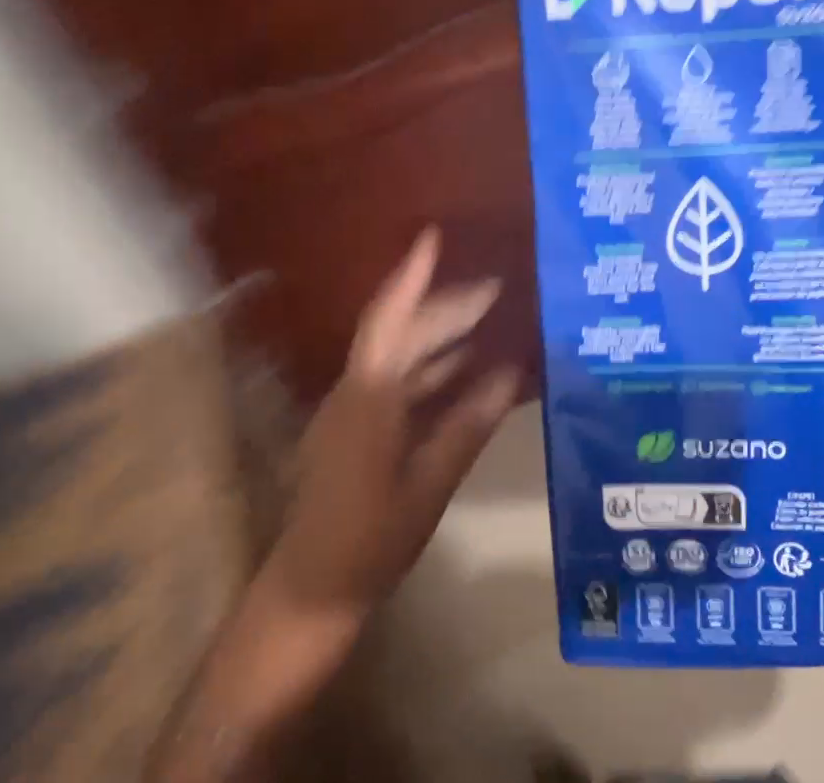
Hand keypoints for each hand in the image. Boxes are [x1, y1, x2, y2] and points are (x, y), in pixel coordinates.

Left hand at [261, 227, 519, 620]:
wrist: (314, 587)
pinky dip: (438, 376)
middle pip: (403, 335)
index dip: (410, 277)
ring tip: (494, 321)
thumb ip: (468, 427)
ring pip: (405, 361)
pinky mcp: (363, 435)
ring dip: (445, 340)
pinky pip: (404, 389)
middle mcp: (358, 394)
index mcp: (368, 398)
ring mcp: (357, 415)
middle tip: (498, 286)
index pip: (389, 321)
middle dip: (447, 308)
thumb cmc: (370, 538)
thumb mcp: (428, 484)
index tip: (433, 237)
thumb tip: (509, 374)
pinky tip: (472, 375)